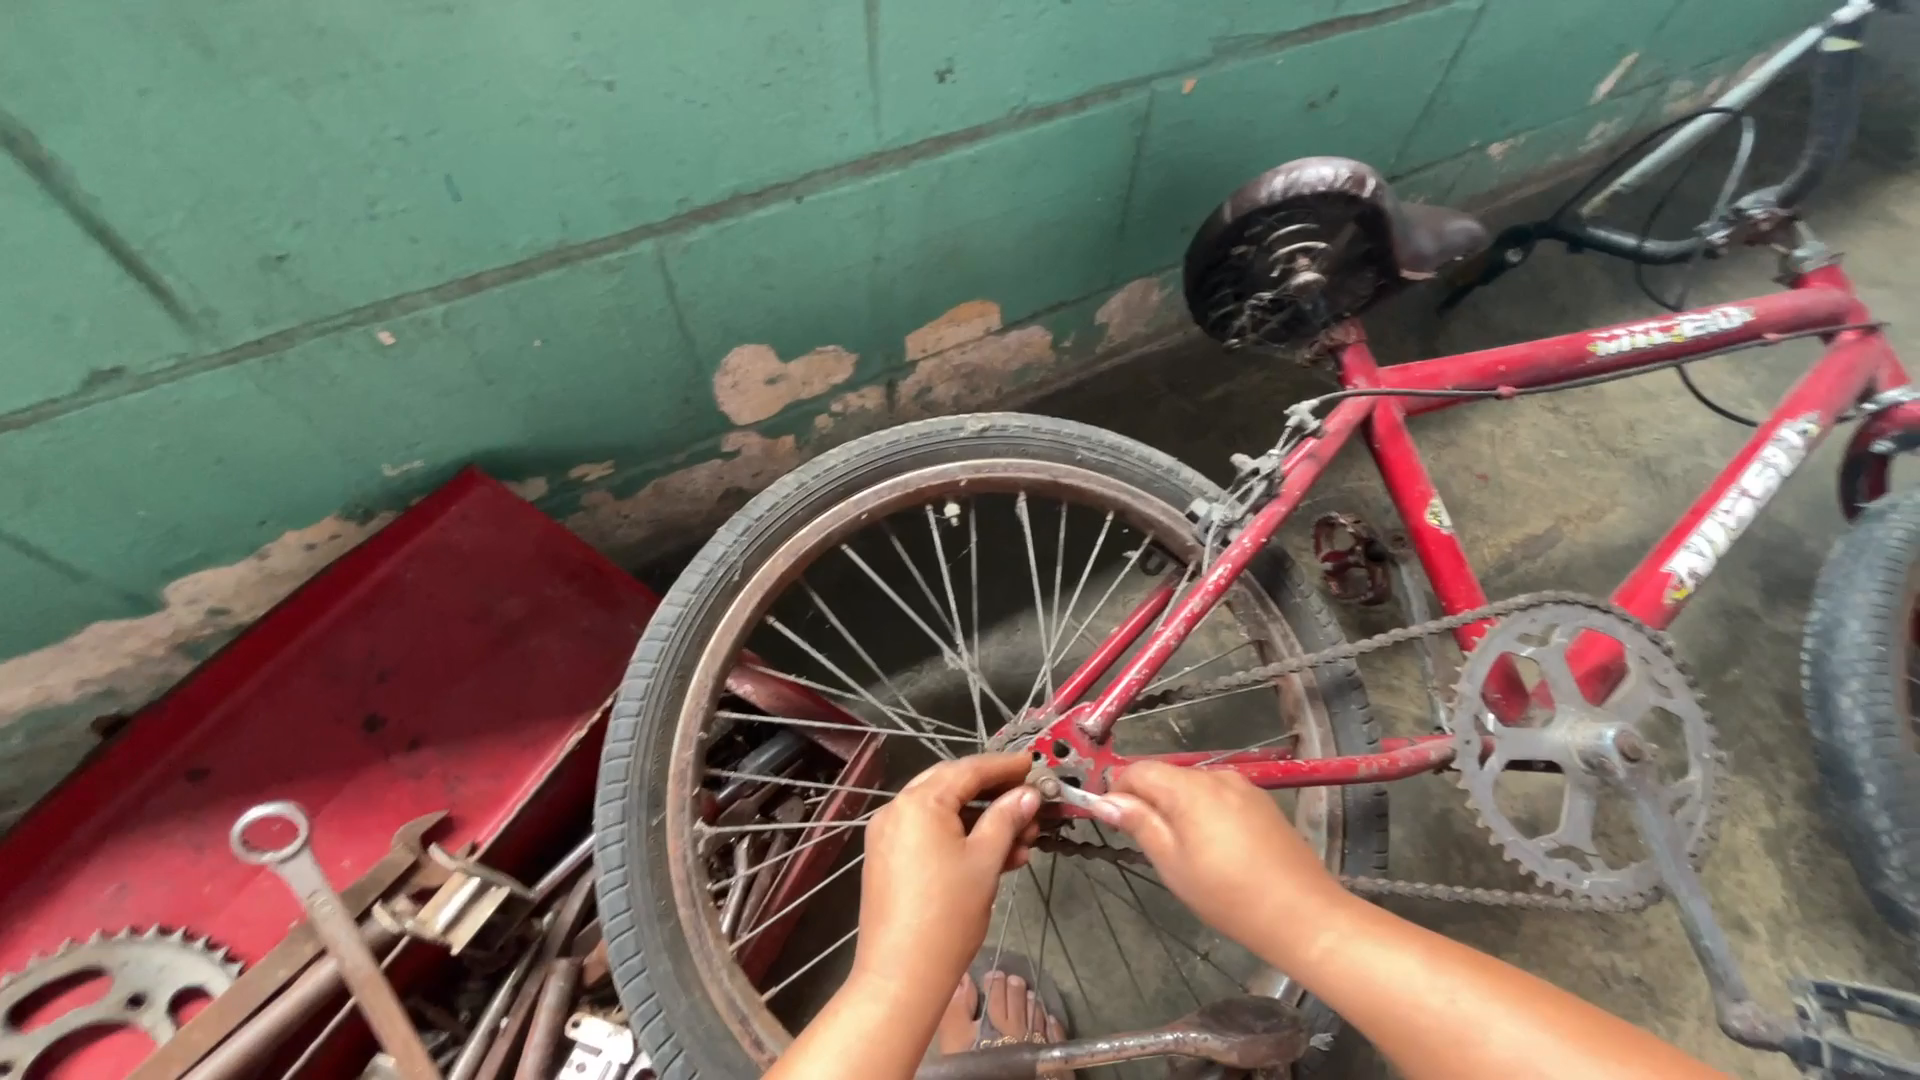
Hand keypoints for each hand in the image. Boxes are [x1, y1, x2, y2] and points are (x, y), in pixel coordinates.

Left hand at [849, 753, 1039, 1004]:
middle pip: (953, 787)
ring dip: (983, 822)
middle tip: (1029, 801)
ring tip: (1025, 840)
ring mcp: (889, 835)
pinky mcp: (889, 859)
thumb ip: (1006, 820)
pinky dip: (961, 840)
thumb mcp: (985, 861)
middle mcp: (897, 809)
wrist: (901, 976)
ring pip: (943, 814)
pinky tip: (997, 857)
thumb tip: (1028, 794)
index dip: (1003, 766)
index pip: (968, 770)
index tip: (1032, 765)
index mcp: (919, 802)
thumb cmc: (948, 913)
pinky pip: (930, 835)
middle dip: (994, 795)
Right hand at [1092, 760, 1350, 955]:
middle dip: (1148, 799)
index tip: (1114, 820)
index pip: (1137, 769)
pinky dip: (1204, 811)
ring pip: (1192, 786)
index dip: (1118, 790)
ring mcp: (1243, 787)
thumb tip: (1106, 800)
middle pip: (1166, 775)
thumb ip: (1139, 823)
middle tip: (1147, 842)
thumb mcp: (1172, 863)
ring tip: (1181, 850)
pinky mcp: (1261, 802)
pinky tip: (1214, 847)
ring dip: (1176, 806)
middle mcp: (1215, 776)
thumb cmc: (1228, 894)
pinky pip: (1218, 796)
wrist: (1304, 915)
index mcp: (1188, 788)